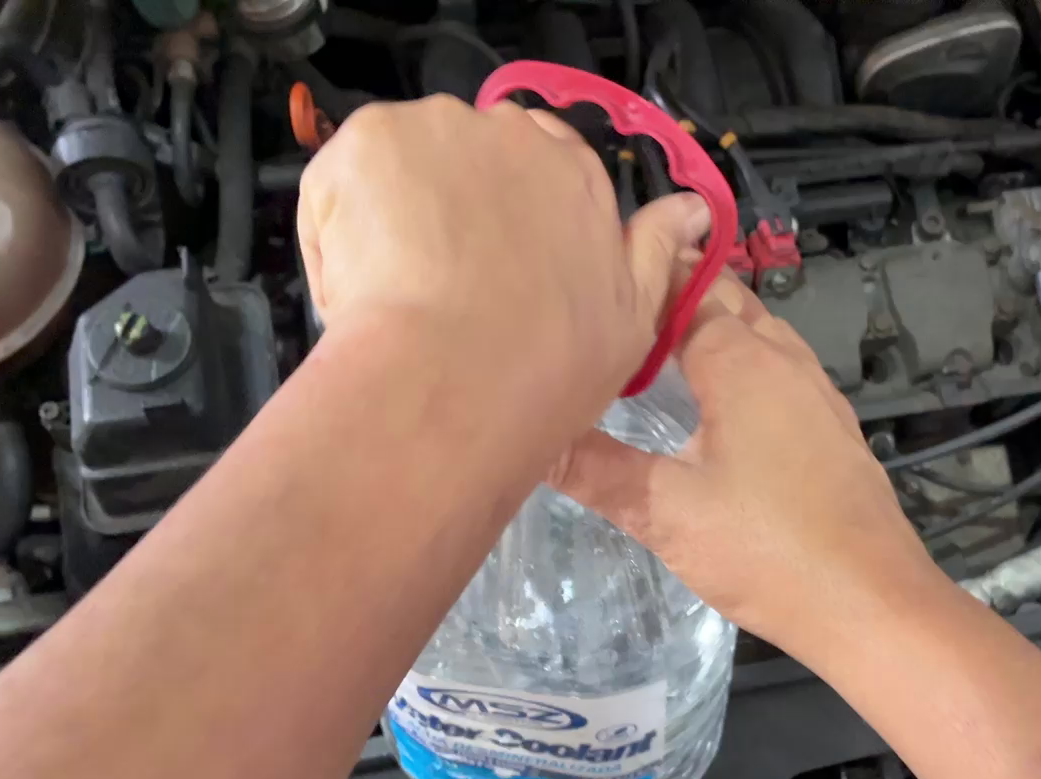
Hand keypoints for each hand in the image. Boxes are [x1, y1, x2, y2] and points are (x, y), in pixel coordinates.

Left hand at [297, 96, 710, 398]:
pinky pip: (349, 182)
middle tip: (449, 288)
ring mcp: (440, 132)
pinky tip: (369, 285)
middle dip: (456, 211)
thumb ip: (658, 253)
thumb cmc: (551, 367)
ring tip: (408, 297)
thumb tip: (693, 209)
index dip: (512, 221)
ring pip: (408, 169)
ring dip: (401, 218)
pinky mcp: (369, 144)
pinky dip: (347, 228)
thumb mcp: (633, 322)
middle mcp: (515, 137)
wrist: (458, 383)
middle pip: (474, 159)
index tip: (498, 271)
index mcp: (578, 177)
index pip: (542, 169)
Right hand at [548, 271, 949, 664]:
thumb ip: (596, 471)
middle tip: (614, 315)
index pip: (684, 288)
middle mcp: (786, 361)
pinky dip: (742, 366)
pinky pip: (780, 372)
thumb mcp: (667, 513)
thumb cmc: (768, 551)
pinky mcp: (833, 430)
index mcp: (743, 361)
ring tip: (656, 350)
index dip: (638, 280)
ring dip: (712, 329)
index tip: (591, 286)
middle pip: (726, 301)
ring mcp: (818, 395)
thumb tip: (533, 441)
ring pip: (759, 335)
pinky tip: (718, 407)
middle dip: (673, 296)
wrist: (870, 603)